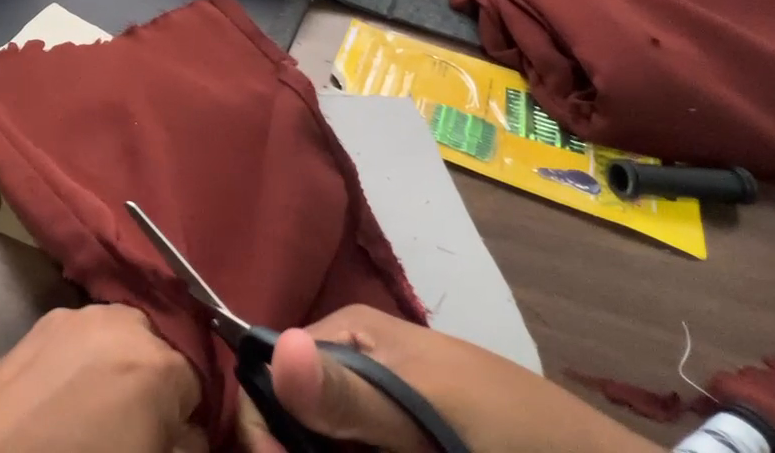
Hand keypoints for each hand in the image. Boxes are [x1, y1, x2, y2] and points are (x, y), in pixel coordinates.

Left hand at [0, 304, 203, 452]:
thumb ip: (183, 443)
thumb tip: (188, 434)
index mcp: (160, 362)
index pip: (202, 382)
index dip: (191, 414)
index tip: (176, 435)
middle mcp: (121, 323)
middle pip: (161, 349)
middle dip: (157, 382)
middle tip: (137, 424)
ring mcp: (76, 317)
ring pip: (120, 335)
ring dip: (120, 364)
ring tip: (99, 410)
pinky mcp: (40, 323)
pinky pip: (82, 336)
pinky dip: (85, 358)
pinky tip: (67, 395)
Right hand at [237, 306, 661, 452]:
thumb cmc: (511, 431)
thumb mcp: (426, 411)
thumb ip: (348, 393)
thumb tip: (277, 348)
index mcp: (344, 335)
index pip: (266, 374)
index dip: (263, 429)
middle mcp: (351, 367)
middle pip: (292, 419)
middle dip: (301, 452)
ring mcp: (377, 412)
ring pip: (323, 444)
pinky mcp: (399, 441)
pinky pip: (356, 450)